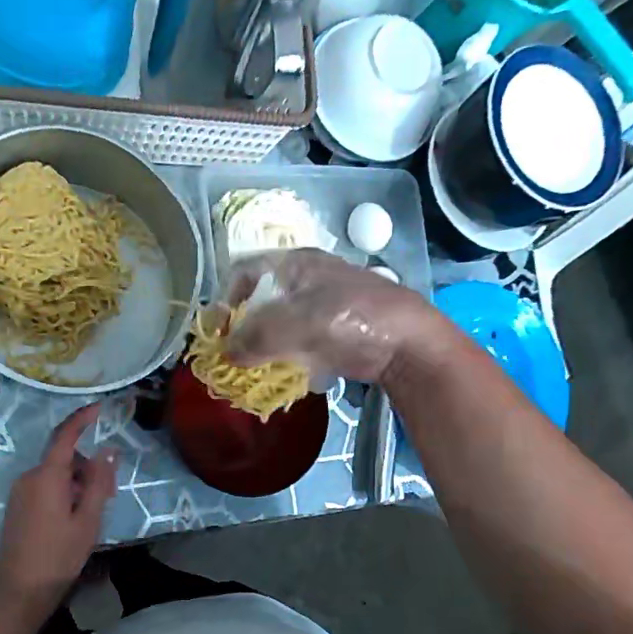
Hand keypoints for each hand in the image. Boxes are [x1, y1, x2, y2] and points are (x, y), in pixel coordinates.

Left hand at [0, 404, 117, 608]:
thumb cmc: (60, 554)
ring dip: (76, 483)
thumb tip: (108, 450)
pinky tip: (74, 517)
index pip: (65, 436)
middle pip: (63, 459)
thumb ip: (98, 481)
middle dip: (87, 467)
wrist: (22, 588)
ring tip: (93, 512)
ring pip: (55, 474)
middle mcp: (29, 477)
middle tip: (109, 494)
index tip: (100, 408)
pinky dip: (63, 492)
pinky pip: (45, 486)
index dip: (82, 419)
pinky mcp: (18, 505)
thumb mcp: (87, 519)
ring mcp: (20, 491)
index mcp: (47, 476)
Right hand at [223, 248, 442, 382]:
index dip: (227, 298)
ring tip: (266, 366)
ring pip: (283, 321)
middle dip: (247, 327)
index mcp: (297, 263)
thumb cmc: (350, 322)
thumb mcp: (294, 325)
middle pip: (263, 298)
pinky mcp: (342, 327)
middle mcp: (310, 276)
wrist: (411, 345)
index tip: (221, 330)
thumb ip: (254, 336)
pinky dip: (294, 353)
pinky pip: (304, 338)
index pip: (245, 270)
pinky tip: (298, 370)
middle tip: (240, 354)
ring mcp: (328, 302)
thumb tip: (228, 352)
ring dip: (269, 344)